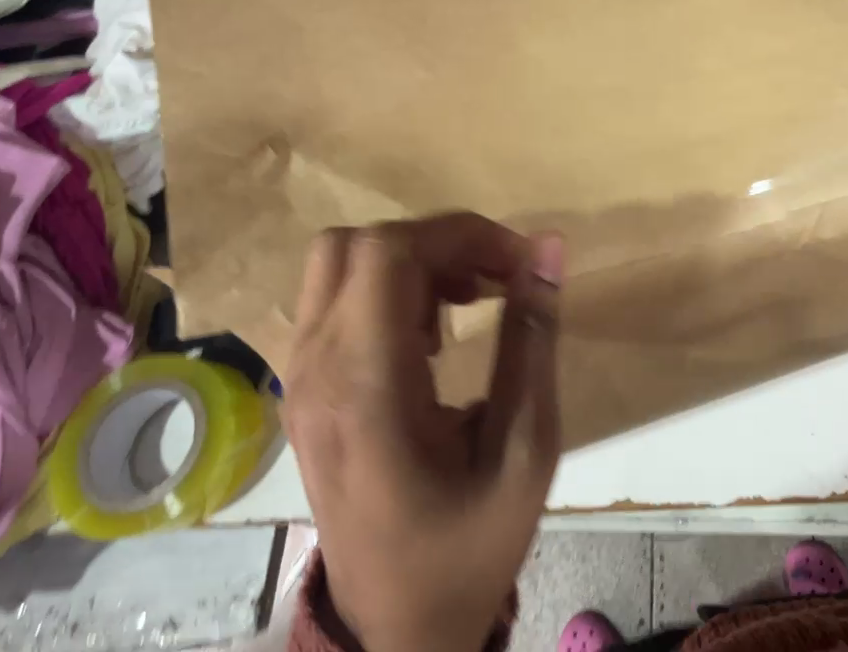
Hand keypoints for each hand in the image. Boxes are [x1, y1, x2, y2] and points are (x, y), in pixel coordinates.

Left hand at [285, 214, 562, 651]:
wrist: (398, 623)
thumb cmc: (471, 543)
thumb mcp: (525, 447)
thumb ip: (533, 341)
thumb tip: (548, 248)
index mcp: (367, 387)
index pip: (390, 253)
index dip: (462, 234)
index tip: (521, 264)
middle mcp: (315, 371)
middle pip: (357, 244)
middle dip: (438, 242)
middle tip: (498, 278)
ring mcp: (298, 381)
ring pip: (340, 265)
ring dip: (413, 263)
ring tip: (472, 301)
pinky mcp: (303, 391)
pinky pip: (336, 302)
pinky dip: (390, 291)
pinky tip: (436, 334)